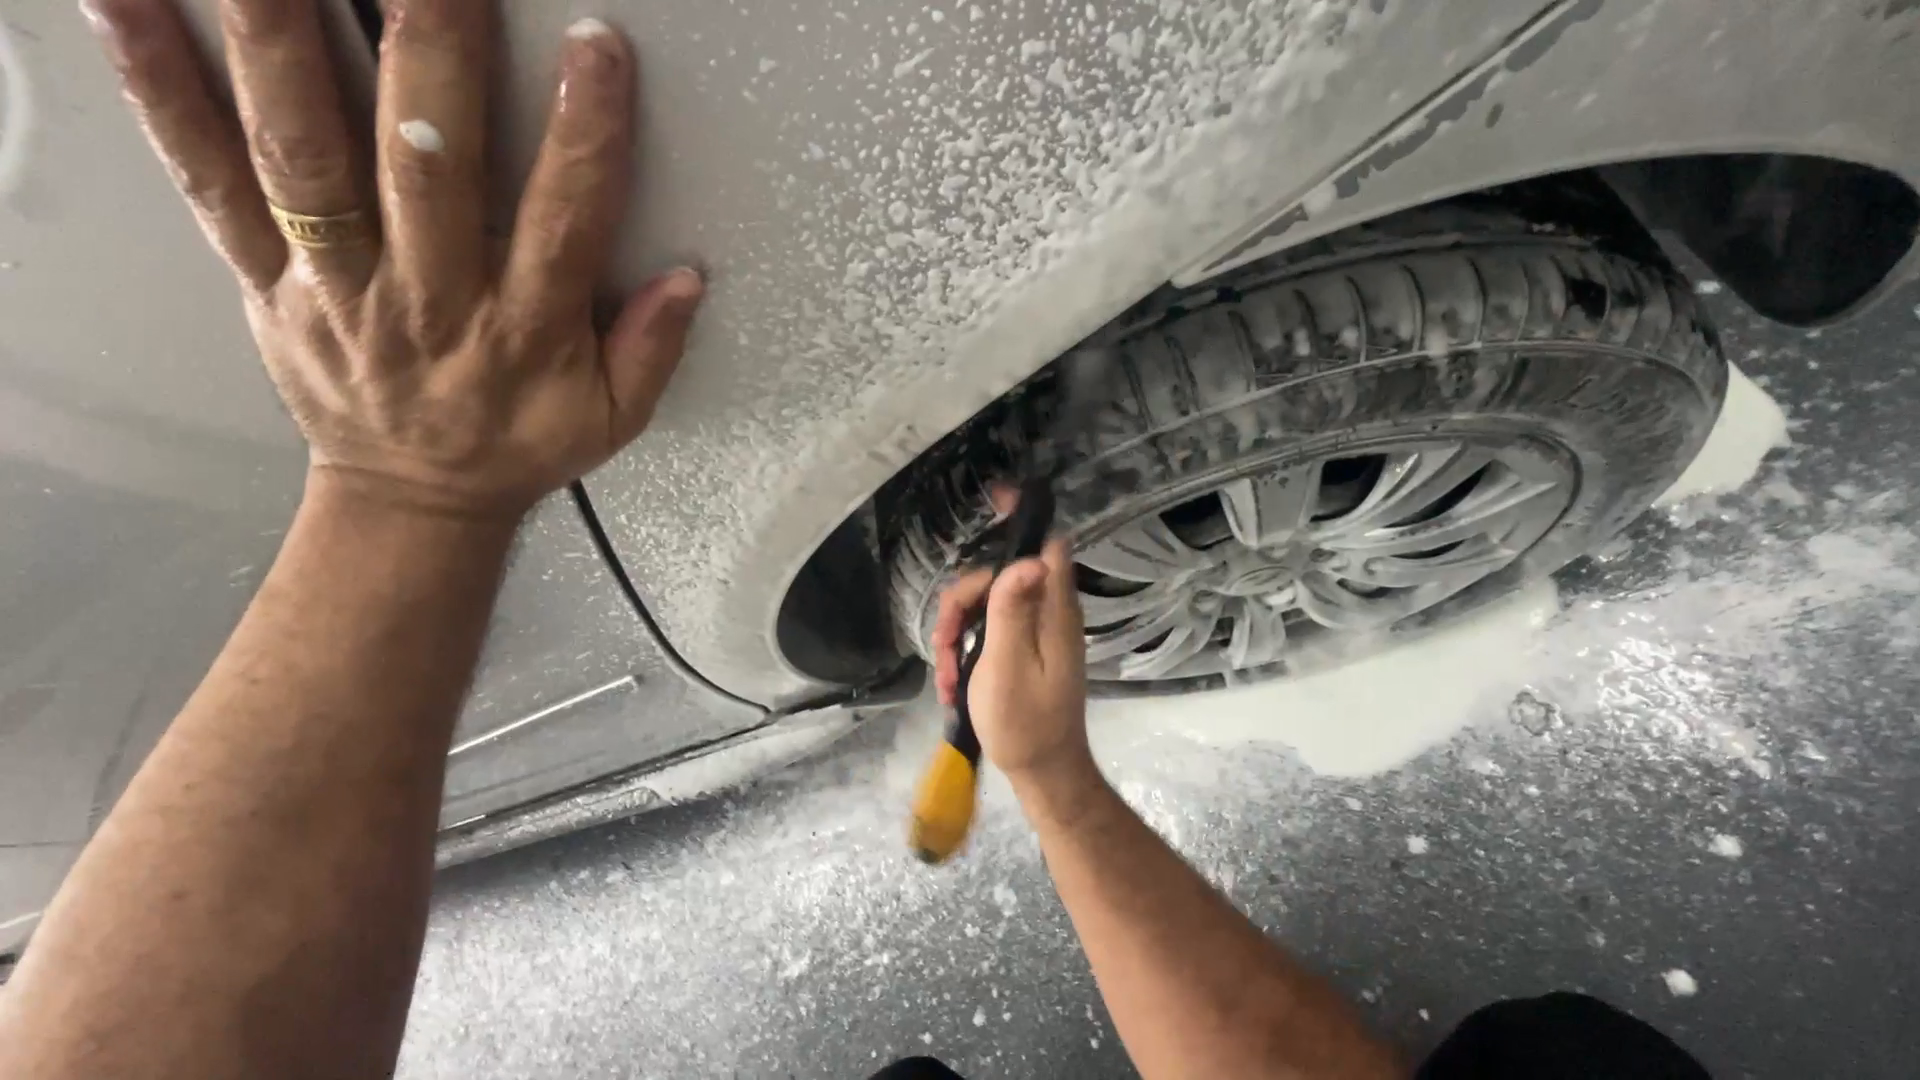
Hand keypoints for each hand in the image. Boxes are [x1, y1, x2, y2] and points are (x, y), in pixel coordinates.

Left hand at [85, 0, 702, 519]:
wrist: (412, 498)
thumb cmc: (519, 448)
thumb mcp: (611, 420)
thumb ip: (650, 351)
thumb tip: (687, 277)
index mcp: (524, 331)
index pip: (563, 222)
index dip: (584, 136)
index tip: (595, 50)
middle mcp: (430, 299)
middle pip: (426, 169)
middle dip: (431, 56)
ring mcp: (338, 286)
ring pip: (308, 159)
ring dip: (283, 46)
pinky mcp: (268, 281)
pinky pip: (211, 185)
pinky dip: (164, 92)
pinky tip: (123, 2)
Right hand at [931, 534, 1090, 780]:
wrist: (1043, 773)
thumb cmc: (1024, 724)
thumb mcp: (1008, 667)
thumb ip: (1013, 611)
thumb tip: (1029, 558)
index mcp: (1052, 611)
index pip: (1046, 545)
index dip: (1021, 519)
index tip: (991, 501)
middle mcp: (1049, 613)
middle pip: (998, 578)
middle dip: (961, 607)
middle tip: (942, 646)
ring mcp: (1036, 633)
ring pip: (986, 606)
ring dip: (956, 636)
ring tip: (943, 678)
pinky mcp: (1024, 651)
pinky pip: (989, 633)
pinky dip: (965, 652)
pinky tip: (952, 684)